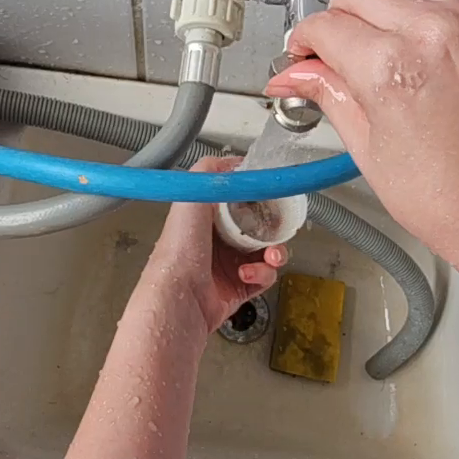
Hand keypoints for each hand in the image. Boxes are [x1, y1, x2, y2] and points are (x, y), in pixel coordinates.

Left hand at [141, 156, 286, 330]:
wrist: (179, 297)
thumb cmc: (180, 249)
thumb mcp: (190, 198)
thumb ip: (209, 173)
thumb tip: (232, 161)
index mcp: (206, 219)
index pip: (239, 202)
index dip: (257, 198)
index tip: (272, 195)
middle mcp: (217, 241)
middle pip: (259, 227)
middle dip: (273, 227)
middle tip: (279, 227)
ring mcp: (230, 265)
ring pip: (267, 252)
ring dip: (274, 252)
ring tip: (271, 255)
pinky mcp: (240, 288)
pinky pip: (264, 276)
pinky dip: (263, 274)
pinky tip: (249, 274)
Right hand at [265, 0, 458, 271]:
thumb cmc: (446, 199)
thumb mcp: (366, 149)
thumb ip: (328, 95)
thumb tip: (294, 75)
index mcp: (391, 69)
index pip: (327, 25)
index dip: (305, 41)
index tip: (304, 55)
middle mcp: (435, 36)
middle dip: (338, 18)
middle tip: (336, 51)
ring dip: (383, 4)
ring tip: (380, 44)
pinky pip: (452, 1)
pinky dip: (427, 17)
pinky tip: (423, 55)